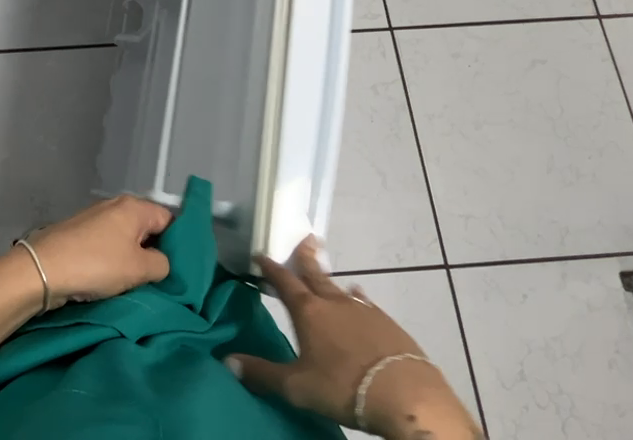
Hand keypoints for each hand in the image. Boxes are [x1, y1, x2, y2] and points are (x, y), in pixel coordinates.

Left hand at [19, 194, 172, 305]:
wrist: (44, 268)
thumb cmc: (97, 264)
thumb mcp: (140, 268)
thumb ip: (163, 264)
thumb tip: (163, 263)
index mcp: (135, 207)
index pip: (170, 219)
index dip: (180, 243)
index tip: (184, 269)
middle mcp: (117, 206)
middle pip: (149, 229)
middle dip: (157, 253)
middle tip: (166, 281)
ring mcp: (97, 220)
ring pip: (129, 240)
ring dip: (136, 260)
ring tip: (143, 285)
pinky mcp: (83, 235)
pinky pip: (110, 247)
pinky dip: (117, 262)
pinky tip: (118, 281)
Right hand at [227, 237, 478, 438]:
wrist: (405, 394)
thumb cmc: (343, 386)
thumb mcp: (297, 386)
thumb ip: (262, 373)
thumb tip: (227, 361)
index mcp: (308, 312)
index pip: (284, 282)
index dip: (270, 268)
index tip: (260, 254)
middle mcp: (334, 303)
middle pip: (315, 274)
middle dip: (305, 256)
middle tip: (304, 237)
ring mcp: (364, 311)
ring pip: (341, 288)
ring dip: (330, 278)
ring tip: (327, 272)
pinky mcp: (387, 324)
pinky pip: (365, 303)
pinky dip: (357, 299)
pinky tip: (359, 299)